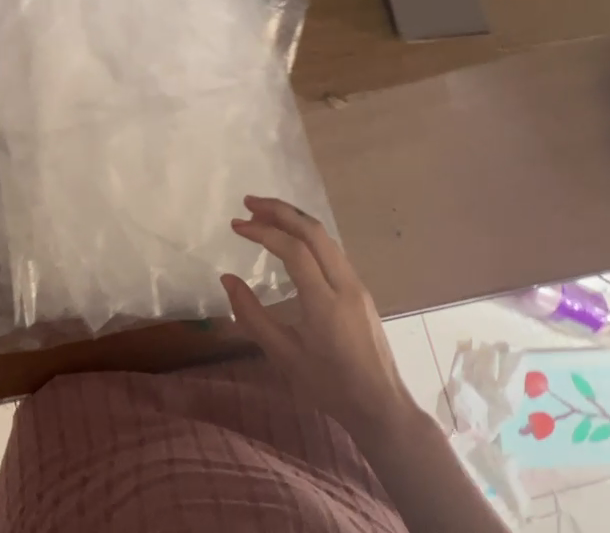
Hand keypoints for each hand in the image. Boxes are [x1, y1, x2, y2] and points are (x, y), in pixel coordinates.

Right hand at [223, 196, 418, 440]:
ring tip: (264, 215)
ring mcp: (357, 286)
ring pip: (326, 238)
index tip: (235, 225)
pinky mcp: (360, 292)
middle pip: (314, 232)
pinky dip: (307, 236)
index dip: (262, 232)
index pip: (294, 250)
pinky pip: (332, 251)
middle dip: (280, 211)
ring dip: (294, 220)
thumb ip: (252, 316)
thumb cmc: (329, 386)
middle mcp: (345, 286)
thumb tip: (227, 279)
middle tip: (248, 203)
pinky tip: (290, 241)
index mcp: (325, 303)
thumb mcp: (284, 356)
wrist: (382, 407)